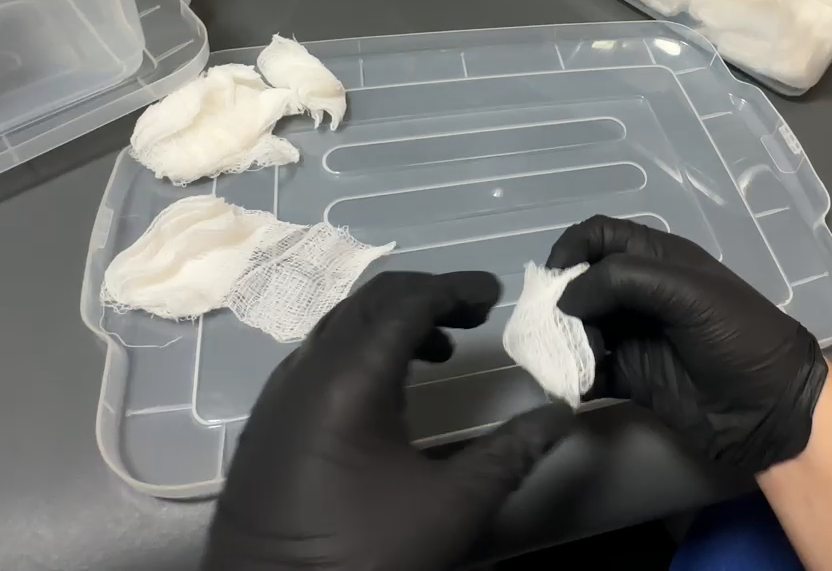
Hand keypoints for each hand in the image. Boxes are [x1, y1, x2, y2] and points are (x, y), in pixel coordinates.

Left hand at [204, 271, 572, 570]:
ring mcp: (283, 387)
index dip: (457, 288)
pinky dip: (365, 342)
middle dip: (431, 294)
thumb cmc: (360, 556)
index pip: (411, 301)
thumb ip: (511, 454)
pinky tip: (389, 382)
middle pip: (376, 298)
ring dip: (397, 318)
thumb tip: (562, 415)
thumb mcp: (449, 509)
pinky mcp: (270, 412)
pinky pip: (323, 347)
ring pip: (346, 318)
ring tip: (442, 347)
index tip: (495, 293)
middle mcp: (311, 366)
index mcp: (351, 377)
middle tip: (476, 314)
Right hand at [548, 215, 826, 473]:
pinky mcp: (632, 376)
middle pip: (583, 280)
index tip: (554, 279)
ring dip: (566, 338)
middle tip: (553, 324)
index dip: (571, 248)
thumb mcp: (685, 292)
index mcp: (655, 257)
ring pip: (581, 325)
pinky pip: (590, 369)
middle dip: (562, 298)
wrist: (771, 408)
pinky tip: (574, 382)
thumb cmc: (735, 335)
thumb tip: (567, 297)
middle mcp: (640, 291)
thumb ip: (624, 280)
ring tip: (571, 357)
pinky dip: (575, 375)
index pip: (599, 235)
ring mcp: (634, 334)